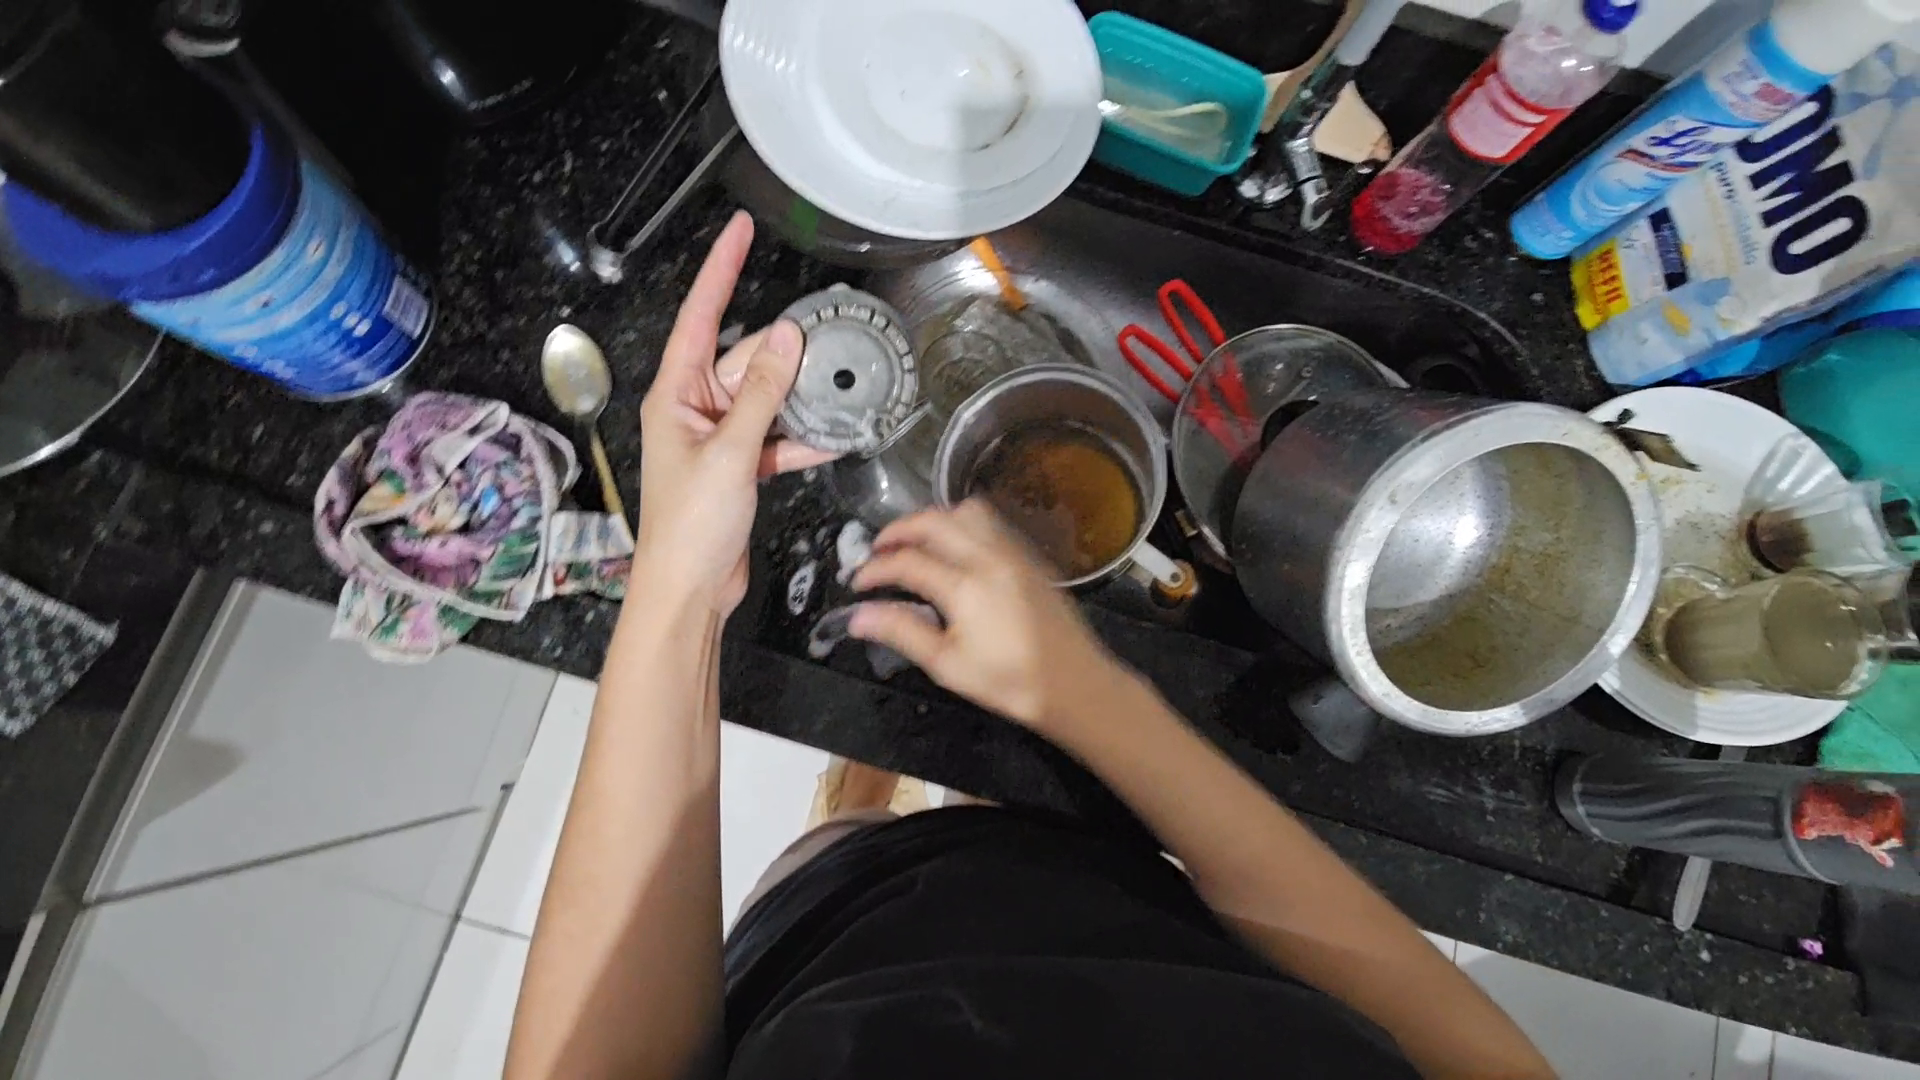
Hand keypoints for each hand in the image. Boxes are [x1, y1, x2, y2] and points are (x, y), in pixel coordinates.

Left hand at [634, 212, 836, 614]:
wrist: (690, 587)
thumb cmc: (693, 521)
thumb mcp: (732, 452)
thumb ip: (761, 394)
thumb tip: (787, 338)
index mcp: (676, 393)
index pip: (700, 316)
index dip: (720, 270)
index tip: (740, 230)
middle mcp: (696, 408)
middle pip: (745, 361)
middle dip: (782, 354)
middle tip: (826, 340)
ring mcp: (720, 438)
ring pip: (766, 400)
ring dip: (799, 400)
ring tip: (839, 385)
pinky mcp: (741, 466)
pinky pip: (776, 440)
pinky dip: (801, 442)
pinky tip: (835, 440)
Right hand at [847, 501, 1123, 731]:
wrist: (1073, 683)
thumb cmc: (1008, 681)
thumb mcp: (947, 665)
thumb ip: (902, 632)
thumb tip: (857, 616)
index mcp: (965, 586)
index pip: (906, 561)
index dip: (875, 569)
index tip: (857, 583)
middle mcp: (989, 557)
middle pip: (933, 521)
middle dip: (898, 530)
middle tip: (878, 551)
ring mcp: (1013, 552)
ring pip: (964, 512)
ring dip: (932, 520)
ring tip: (915, 543)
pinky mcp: (1028, 556)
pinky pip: (989, 522)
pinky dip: (961, 524)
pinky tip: (953, 549)